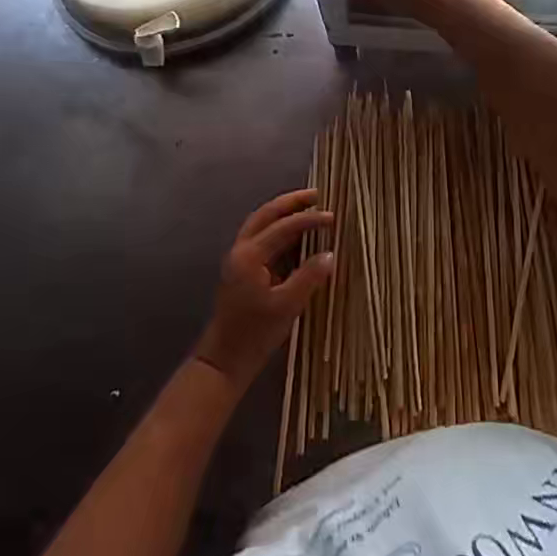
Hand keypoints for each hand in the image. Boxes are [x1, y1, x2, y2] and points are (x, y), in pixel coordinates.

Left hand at [194, 190, 334, 382]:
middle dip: (291, 202)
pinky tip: (296, 233)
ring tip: (309, 206)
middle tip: (317, 194)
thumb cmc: (254, 334)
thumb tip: (330, 254)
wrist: (223, 360)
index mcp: (249, 256)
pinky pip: (261, 237)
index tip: (333, 218)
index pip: (284, 227)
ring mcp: (238, 259)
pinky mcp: (242, 269)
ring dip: (283, 212)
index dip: (310, 220)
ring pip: (261, 223)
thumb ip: (309, 277)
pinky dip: (279, 228)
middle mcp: (240, 250)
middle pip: (266, 214)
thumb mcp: (287, 306)